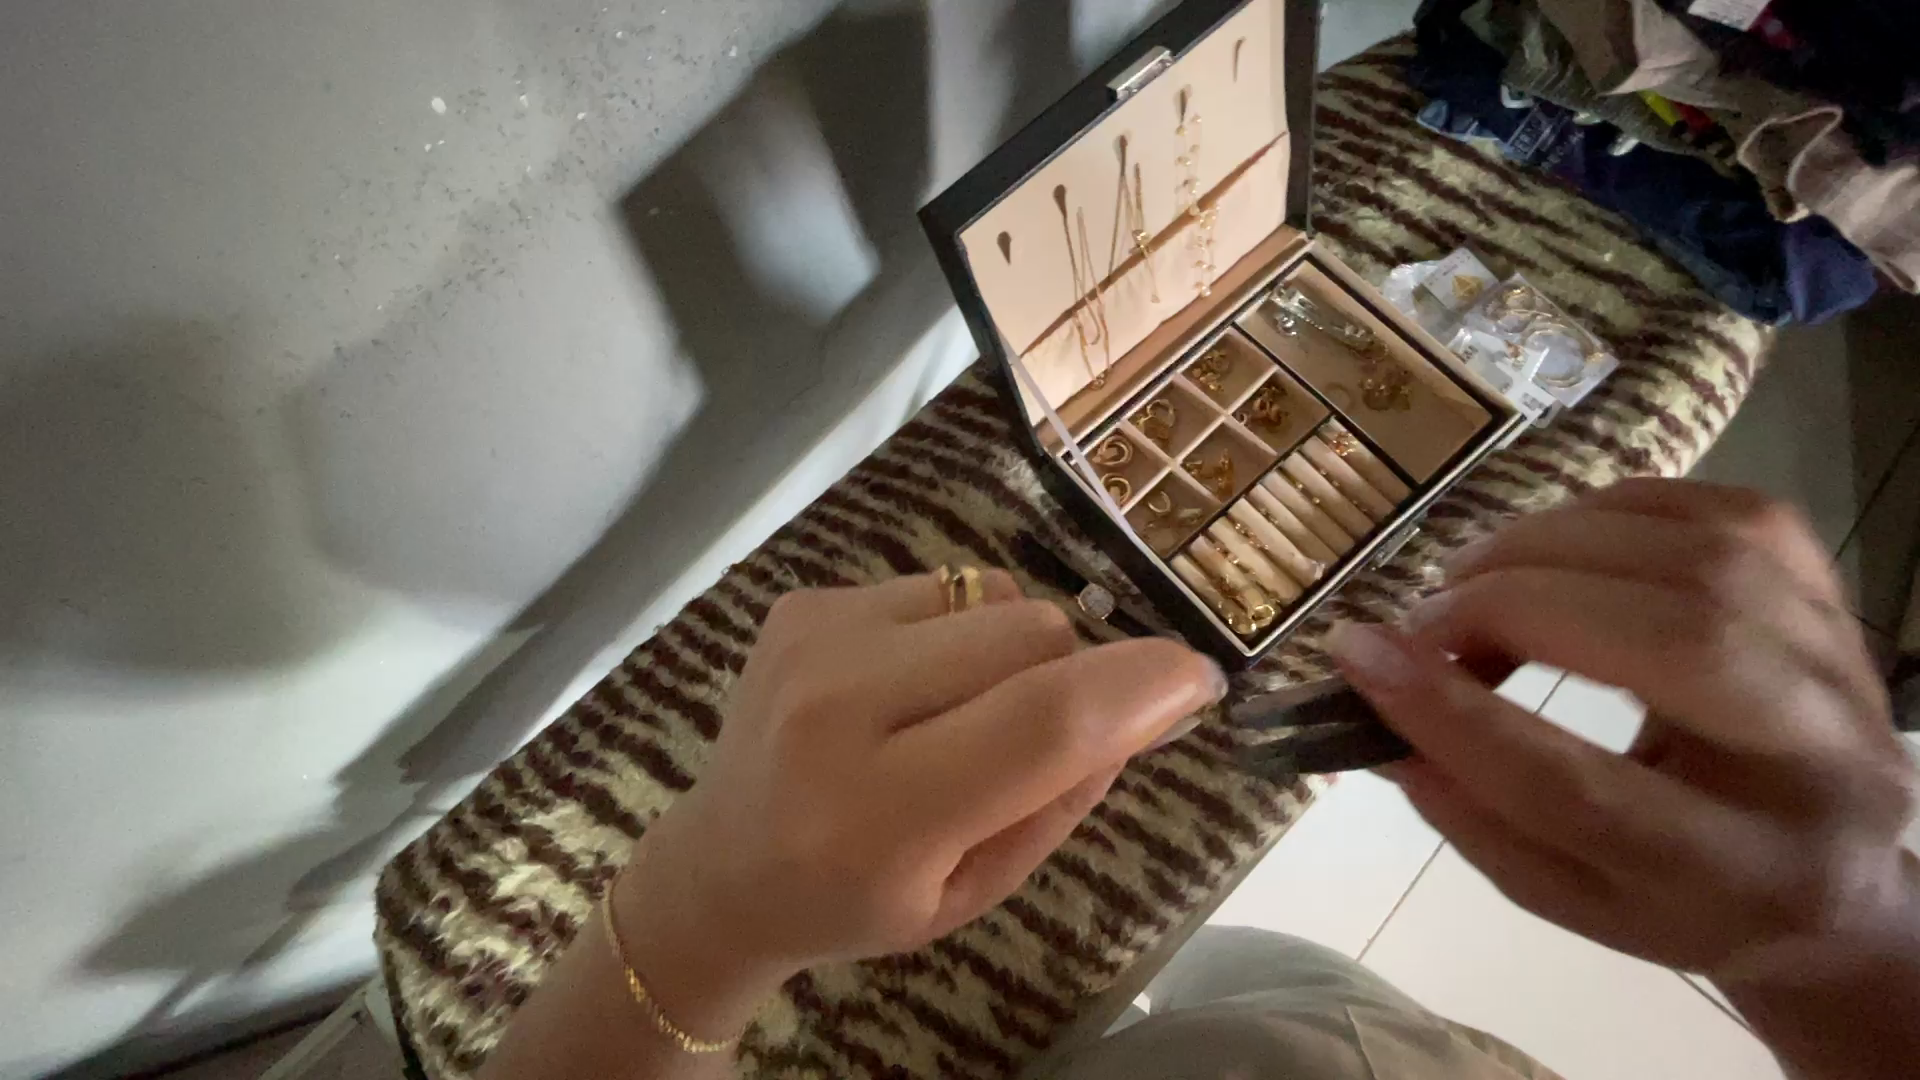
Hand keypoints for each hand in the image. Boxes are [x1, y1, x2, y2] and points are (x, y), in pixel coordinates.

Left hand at [618, 572, 1225, 1018]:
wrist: (722, 864)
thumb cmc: (858, 898)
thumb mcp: (978, 887)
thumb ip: (1067, 794)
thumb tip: (1144, 700)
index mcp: (882, 813)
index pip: (1043, 719)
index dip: (1140, 684)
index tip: (1195, 676)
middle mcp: (837, 706)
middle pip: (1029, 633)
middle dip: (1068, 670)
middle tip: (1035, 724)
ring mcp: (814, 638)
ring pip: (994, 595)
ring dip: (1010, 647)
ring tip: (958, 706)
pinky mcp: (805, 602)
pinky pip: (940, 586)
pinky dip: (954, 630)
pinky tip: (906, 682)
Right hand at [1329, 480, 1917, 987]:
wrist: (1823, 870)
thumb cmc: (1665, 891)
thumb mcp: (1553, 886)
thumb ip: (1461, 808)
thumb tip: (1373, 709)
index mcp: (1737, 875)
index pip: (1577, 787)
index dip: (1449, 712)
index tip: (1353, 653)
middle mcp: (1823, 765)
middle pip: (1679, 644)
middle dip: (1509, 609)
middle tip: (1425, 621)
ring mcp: (1844, 664)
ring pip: (1699, 559)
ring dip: (1542, 548)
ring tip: (1468, 581)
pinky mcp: (1832, 595)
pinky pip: (1723, 511)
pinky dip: (1605, 510)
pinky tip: (1545, 547)